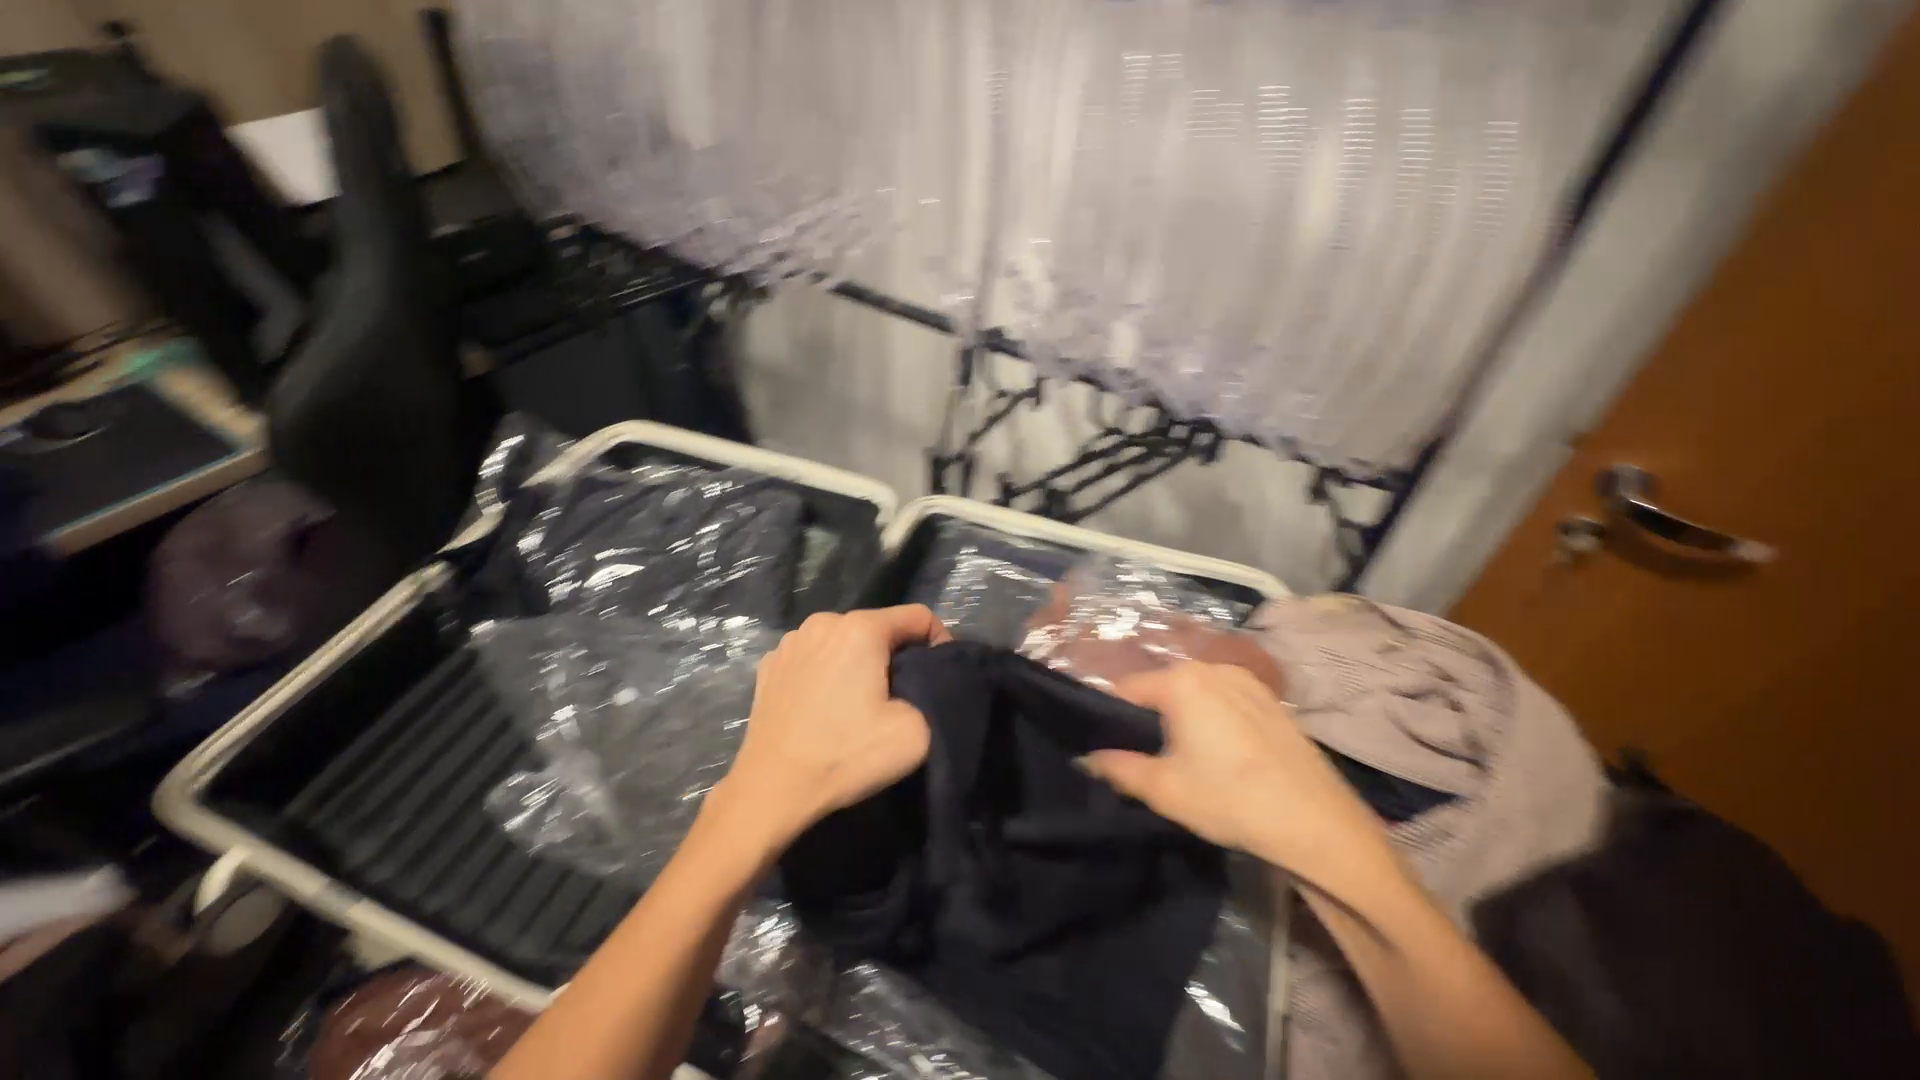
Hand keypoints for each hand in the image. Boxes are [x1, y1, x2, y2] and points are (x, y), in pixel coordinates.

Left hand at [711, 606, 950, 848]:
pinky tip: (825, 709)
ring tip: (861, 704)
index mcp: (860, 629)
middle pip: (878, 628)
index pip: (918, 617)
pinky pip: (813, 659)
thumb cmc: (845, 755)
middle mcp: (822, 622)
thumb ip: (931, 696)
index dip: (940, 642)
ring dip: (859, 663)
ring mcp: (790, 643)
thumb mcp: (915, 733)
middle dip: (897, 655)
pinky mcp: (769, 667)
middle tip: (903, 697)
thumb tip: (915, 688)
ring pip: (843, 642)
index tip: (941, 677)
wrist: (772, 789)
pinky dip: (827, 674)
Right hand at [1080, 661, 1398, 886]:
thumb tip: (1086, 758)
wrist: (1316, 823)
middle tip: (1145, 760)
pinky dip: (1213, 721)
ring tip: (1184, 761)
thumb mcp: (1163, 789)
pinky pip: (1225, 702)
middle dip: (1147, 719)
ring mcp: (1247, 681)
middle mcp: (1213, 668)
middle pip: (1161, 688)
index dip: (1109, 719)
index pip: (1125, 689)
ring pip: (1195, 695)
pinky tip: (1221, 757)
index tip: (1106, 749)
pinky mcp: (1272, 701)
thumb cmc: (1230, 799)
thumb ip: (1117, 768)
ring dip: (1182, 720)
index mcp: (1181, 681)